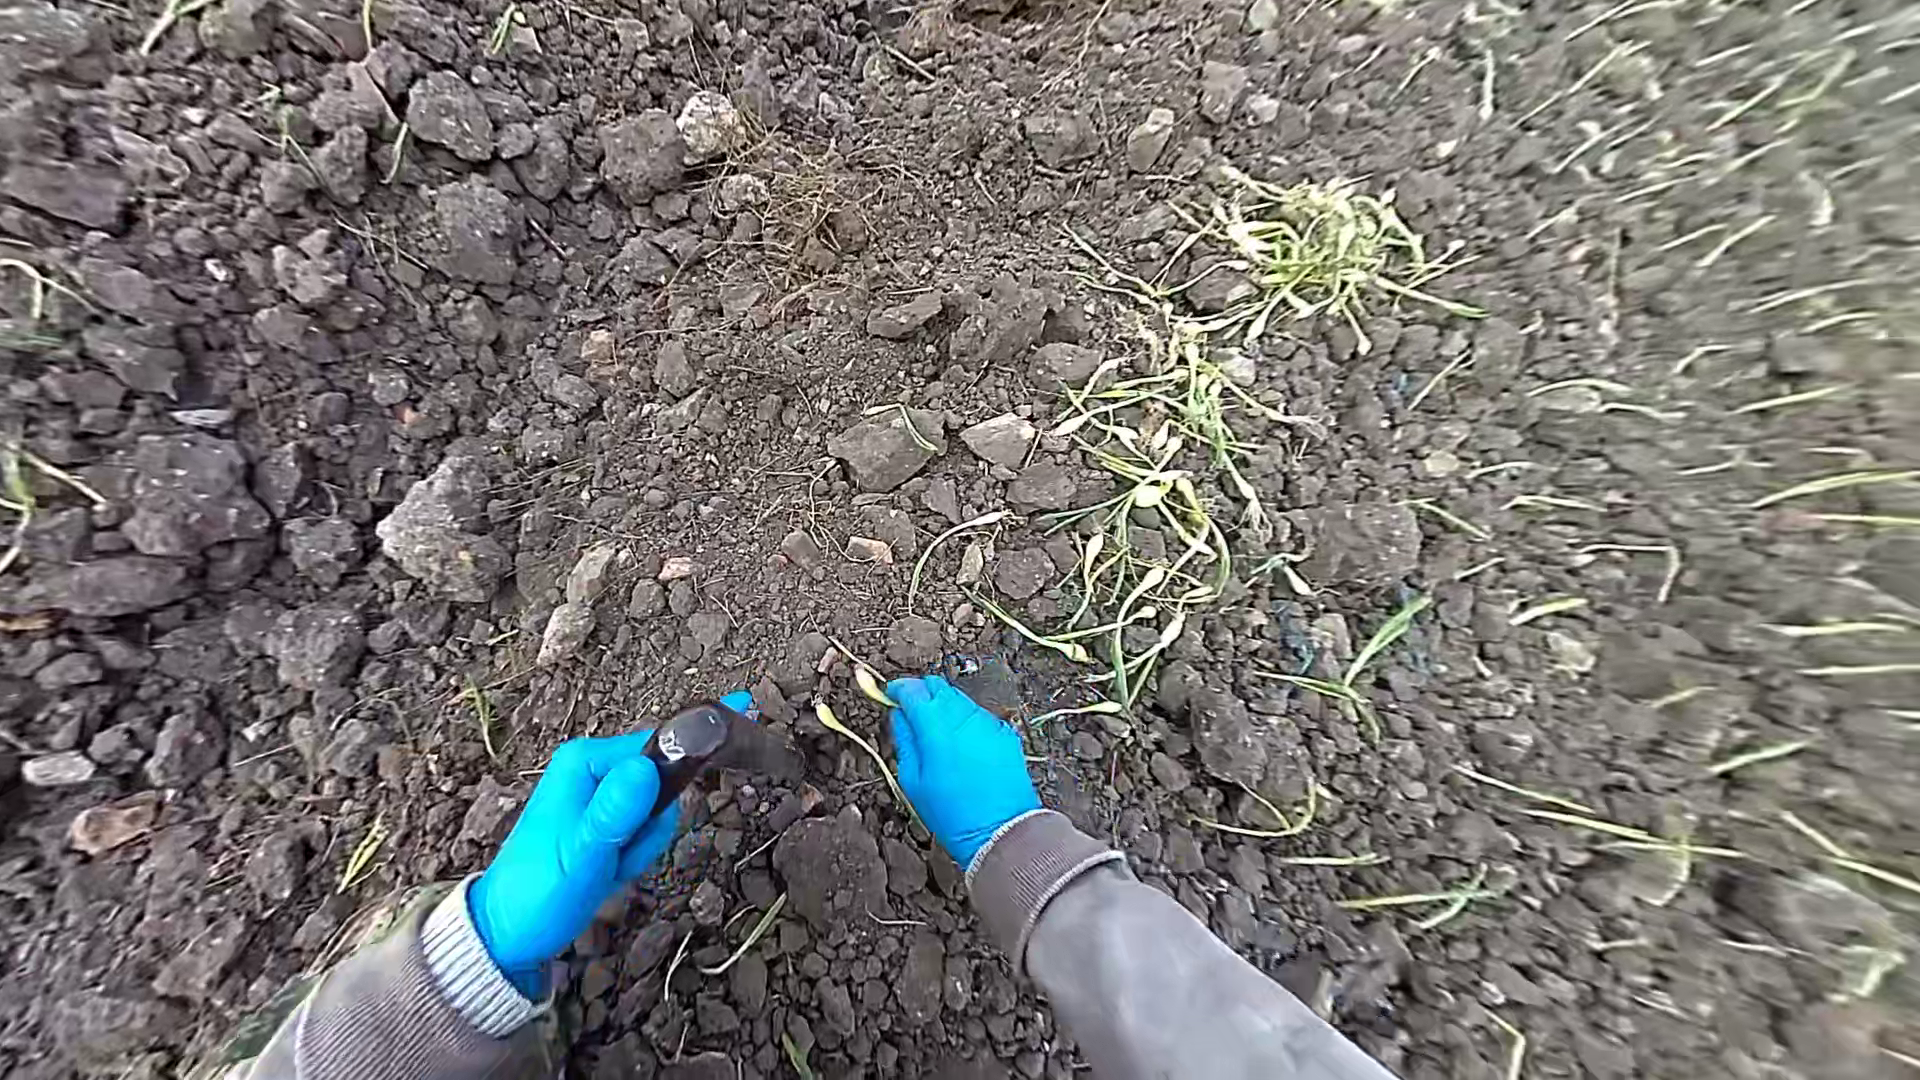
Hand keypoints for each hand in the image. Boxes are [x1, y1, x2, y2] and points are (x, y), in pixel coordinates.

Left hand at [470, 690, 752, 992]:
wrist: (507, 938)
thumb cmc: (537, 895)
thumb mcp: (580, 857)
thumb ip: (613, 813)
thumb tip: (647, 767)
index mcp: (587, 760)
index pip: (660, 743)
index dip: (687, 763)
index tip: (743, 721)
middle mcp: (597, 765)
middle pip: (667, 772)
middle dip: (658, 817)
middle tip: (629, 851)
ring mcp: (605, 789)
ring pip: (663, 801)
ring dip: (648, 837)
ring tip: (615, 864)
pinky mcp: (611, 811)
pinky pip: (651, 819)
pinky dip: (642, 846)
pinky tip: (615, 866)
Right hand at [888, 675, 1040, 869]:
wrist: (1001, 830)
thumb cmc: (952, 812)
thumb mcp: (914, 780)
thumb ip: (904, 740)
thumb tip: (897, 714)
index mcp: (936, 725)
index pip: (913, 689)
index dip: (898, 689)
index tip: (891, 695)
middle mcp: (963, 715)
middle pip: (937, 685)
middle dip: (921, 693)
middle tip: (911, 713)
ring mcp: (986, 721)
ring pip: (958, 698)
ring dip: (944, 706)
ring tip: (937, 734)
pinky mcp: (1003, 731)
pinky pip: (978, 715)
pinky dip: (965, 720)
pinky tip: (962, 745)